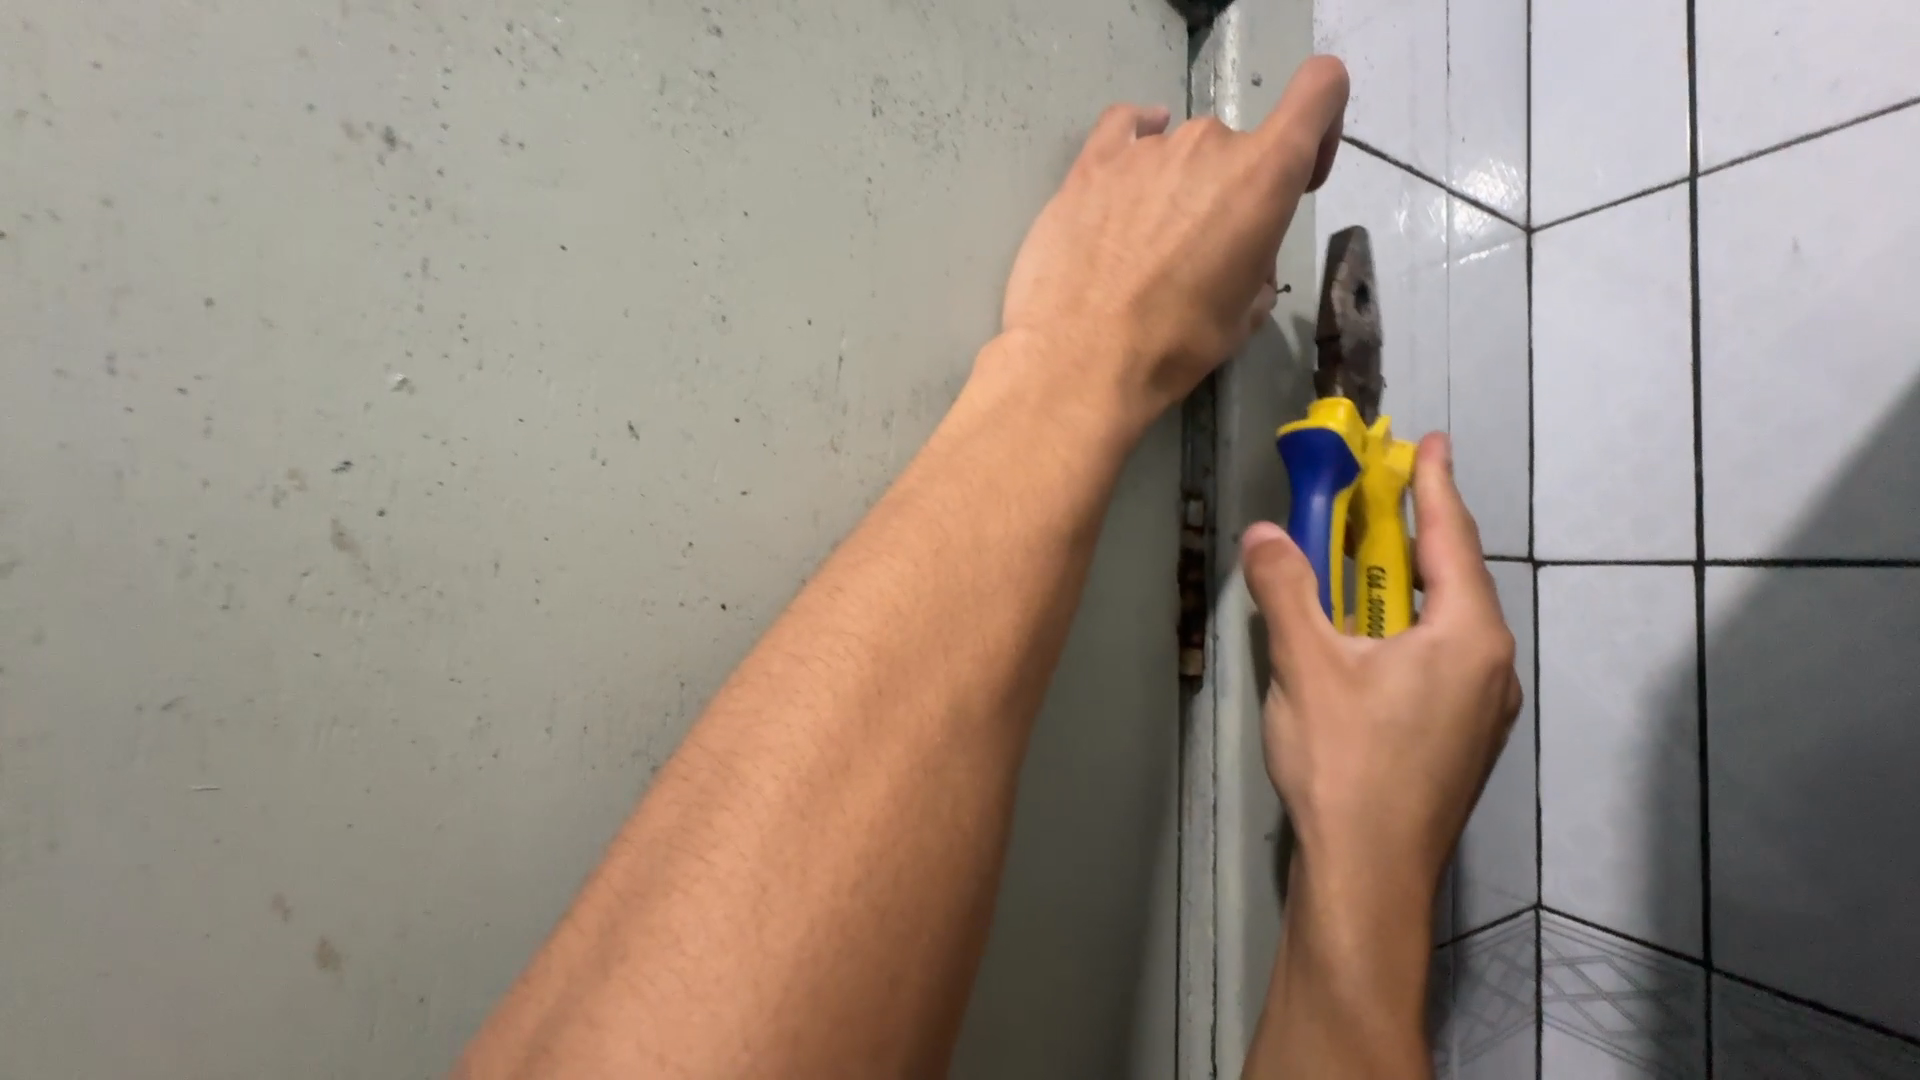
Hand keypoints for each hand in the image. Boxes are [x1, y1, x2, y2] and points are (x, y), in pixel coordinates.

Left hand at [991, 57, 1348, 429]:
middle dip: (1226, 195)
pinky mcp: (1089, 166)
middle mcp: (1207, 144)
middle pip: (1233, 149)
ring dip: (1174, 188)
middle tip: (1197, 255)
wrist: (1081, 359)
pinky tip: (1127, 171)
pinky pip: (1122, 129)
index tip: (1299, 178)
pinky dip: (1134, 141)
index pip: (1320, 91)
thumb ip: (1256, 267)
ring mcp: (1144, 150)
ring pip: (1177, 153)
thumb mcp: (1244, 316)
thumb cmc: (1175, 344)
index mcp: (1263, 175)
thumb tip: (1239, 262)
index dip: (1320, 128)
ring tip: (1143, 248)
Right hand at [1242, 434, 1522, 900]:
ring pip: (1446, 625)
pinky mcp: (1460, 739)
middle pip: (1453, 581)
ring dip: (1406, 587)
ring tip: (1365, 570)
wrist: (1368, 871)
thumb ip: (1284, 590)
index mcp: (1465, 637)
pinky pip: (1440, 659)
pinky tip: (1367, 646)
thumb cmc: (1345, 760)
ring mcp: (1481, 709)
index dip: (1435, 485)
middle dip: (1415, 535)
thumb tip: (1262, 532)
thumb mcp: (1304, 665)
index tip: (1429, 442)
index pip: (1451, 541)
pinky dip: (1407, 630)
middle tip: (1379, 501)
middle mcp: (1489, 666)